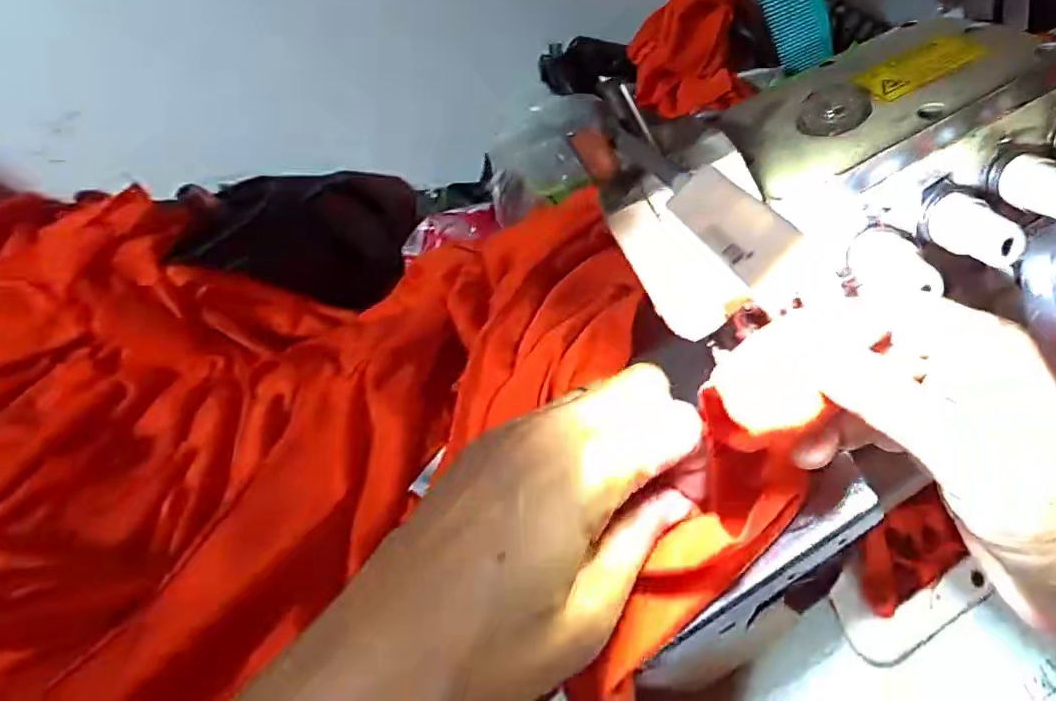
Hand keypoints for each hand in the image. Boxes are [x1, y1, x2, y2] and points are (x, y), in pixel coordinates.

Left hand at [239, 365, 703, 700]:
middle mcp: (557, 423)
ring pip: (607, 389)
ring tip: (618, 489)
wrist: (357, 676)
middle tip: (659, 488)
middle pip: (646, 384)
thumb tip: (681, 496)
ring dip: (631, 426)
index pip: (679, 420)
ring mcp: (518, 424)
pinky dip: (593, 430)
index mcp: (587, 462)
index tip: (691, 501)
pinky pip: (568, 408)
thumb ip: (645, 538)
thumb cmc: (481, 659)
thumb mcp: (584, 618)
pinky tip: (573, 488)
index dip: (697, 458)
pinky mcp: (492, 437)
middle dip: (667, 426)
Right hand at [751, 296, 1055, 660]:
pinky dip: (858, 432)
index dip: (836, 326)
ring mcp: (957, 406)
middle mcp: (967, 364)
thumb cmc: (1050, 509)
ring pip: (883, 387)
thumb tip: (821, 355)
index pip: (894, 313)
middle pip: (883, 347)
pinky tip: (826, 448)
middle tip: (774, 398)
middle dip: (828, 369)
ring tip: (791, 432)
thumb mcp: (965, 451)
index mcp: (981, 345)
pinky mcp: (950, 446)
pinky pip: (893, 424)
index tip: (782, 351)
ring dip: (837, 404)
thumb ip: (890, 400)